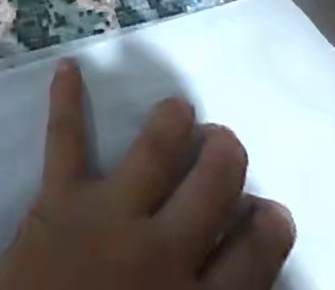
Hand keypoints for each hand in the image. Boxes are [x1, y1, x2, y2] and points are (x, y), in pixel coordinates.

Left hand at [0, 61, 293, 289]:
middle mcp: (163, 252)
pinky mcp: (60, 199)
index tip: (274, 210)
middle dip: (225, 159)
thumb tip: (230, 283)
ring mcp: (110, 217)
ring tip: (180, 105)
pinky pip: (65, 141)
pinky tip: (68, 67)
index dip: (268, 230)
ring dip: (172, 122)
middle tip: (226, 141)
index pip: (252, 260)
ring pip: (154, 153)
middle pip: (211, 190)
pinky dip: (64, 101)